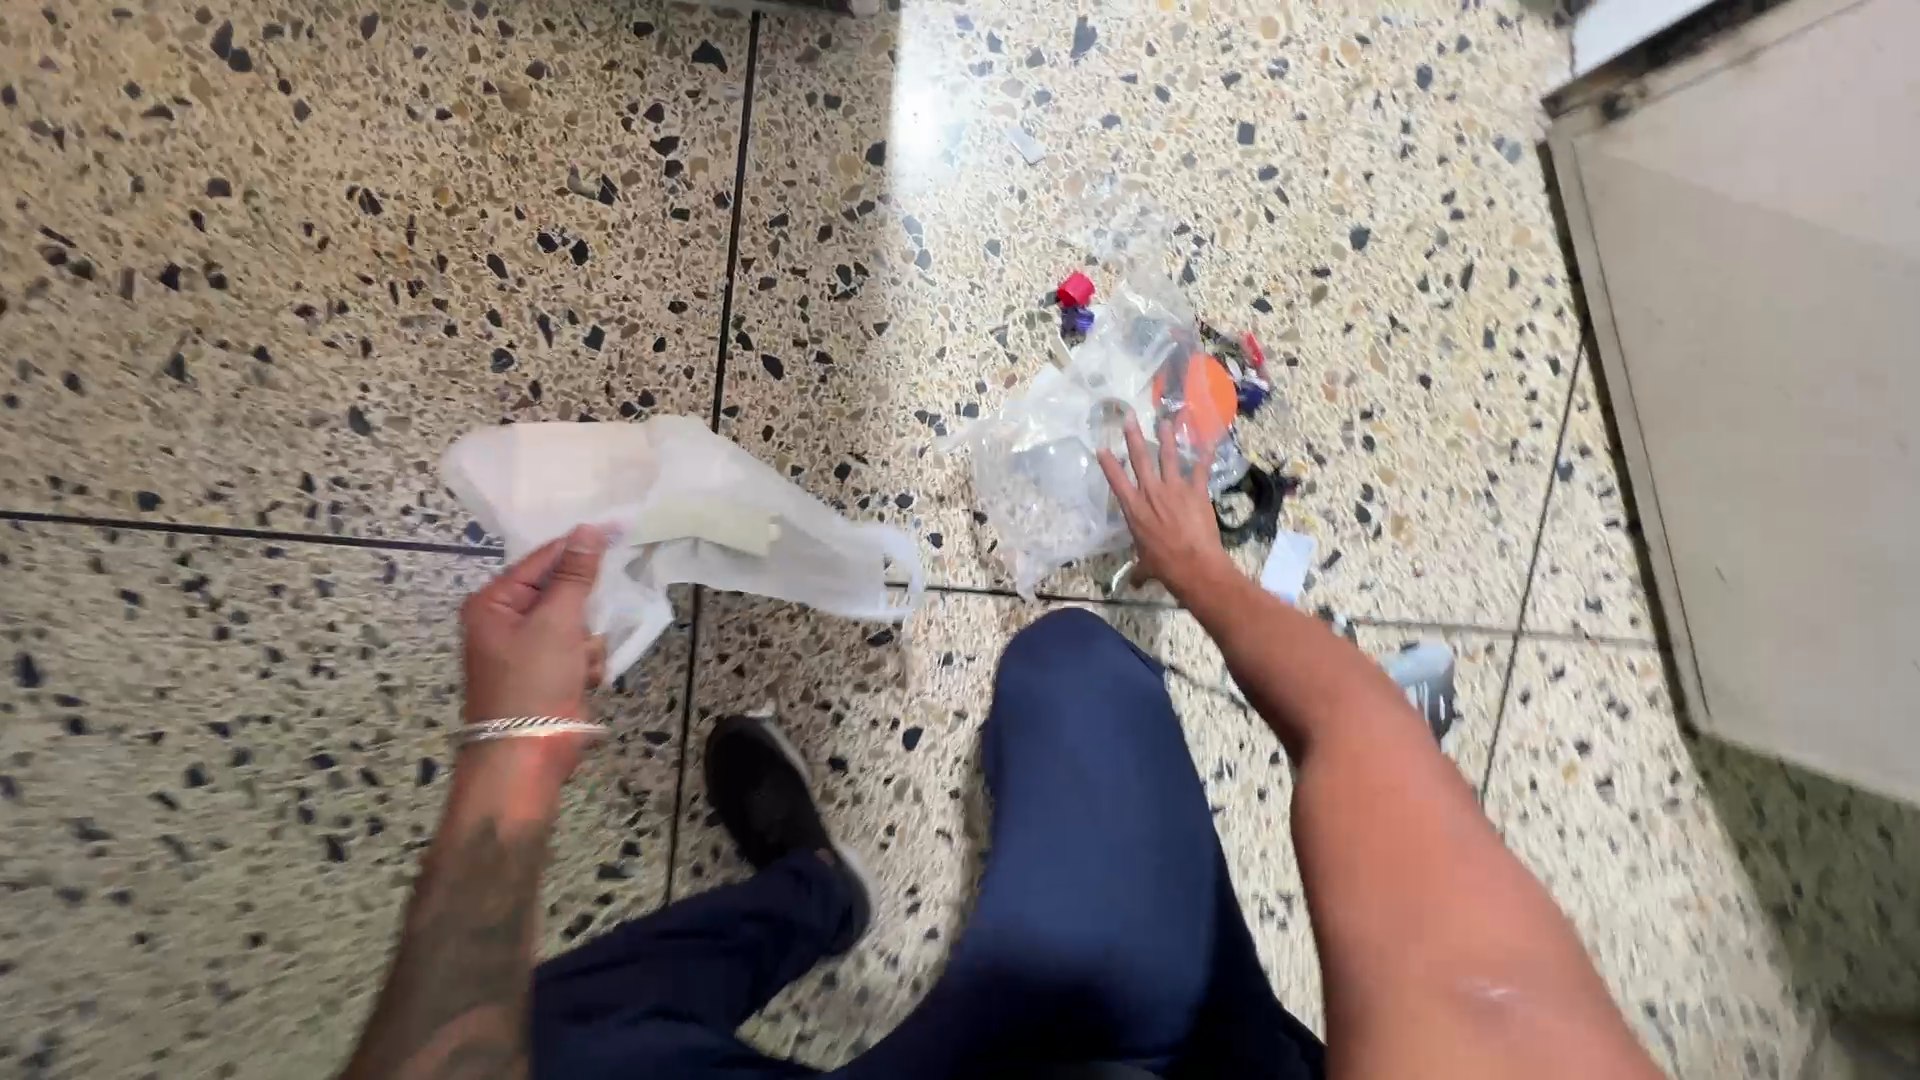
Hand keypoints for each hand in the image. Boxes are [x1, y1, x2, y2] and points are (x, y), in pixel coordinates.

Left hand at [461, 524, 611, 768]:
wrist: (529, 752)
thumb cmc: (533, 680)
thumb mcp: (556, 621)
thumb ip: (575, 574)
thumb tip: (589, 529)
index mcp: (494, 603)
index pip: (543, 559)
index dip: (580, 546)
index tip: (618, 527)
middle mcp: (508, 621)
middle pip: (564, 592)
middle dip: (584, 611)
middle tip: (588, 618)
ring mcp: (530, 648)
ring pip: (580, 622)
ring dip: (588, 642)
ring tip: (578, 664)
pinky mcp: (551, 671)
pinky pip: (582, 649)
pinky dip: (588, 662)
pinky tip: (581, 681)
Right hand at [1097, 414, 1236, 601]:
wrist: (1194, 565)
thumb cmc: (1164, 566)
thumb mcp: (1146, 566)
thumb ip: (1140, 570)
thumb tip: (1134, 583)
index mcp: (1134, 509)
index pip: (1116, 481)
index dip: (1108, 464)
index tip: (1102, 448)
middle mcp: (1151, 494)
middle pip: (1140, 460)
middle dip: (1133, 437)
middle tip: (1128, 418)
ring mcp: (1175, 490)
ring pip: (1169, 457)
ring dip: (1167, 437)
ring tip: (1165, 420)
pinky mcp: (1197, 492)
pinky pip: (1200, 469)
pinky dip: (1205, 455)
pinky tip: (1208, 441)